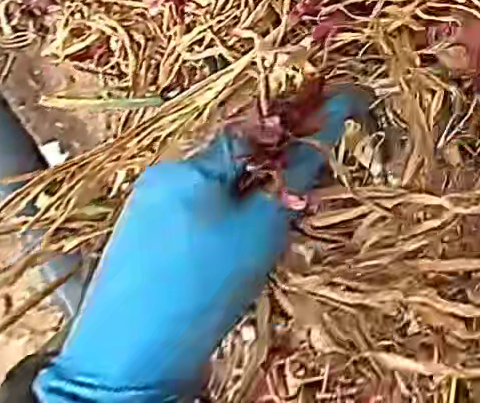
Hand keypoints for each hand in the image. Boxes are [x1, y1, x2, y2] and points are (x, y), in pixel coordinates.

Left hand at [35, 88, 367, 402]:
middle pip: (247, 152)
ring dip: (262, 192)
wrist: (126, 371)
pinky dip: (235, 211)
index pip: (266, 124)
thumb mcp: (266, 220)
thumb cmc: (206, 286)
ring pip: (229, 180)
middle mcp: (164, 174)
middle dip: (285, 166)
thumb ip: (304, 161)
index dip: (310, 120)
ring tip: (276, 226)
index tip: (353, 109)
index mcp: (188, 164)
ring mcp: (148, 206)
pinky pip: (206, 203)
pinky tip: (244, 243)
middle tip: (308, 195)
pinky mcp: (144, 235)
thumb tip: (339, 109)